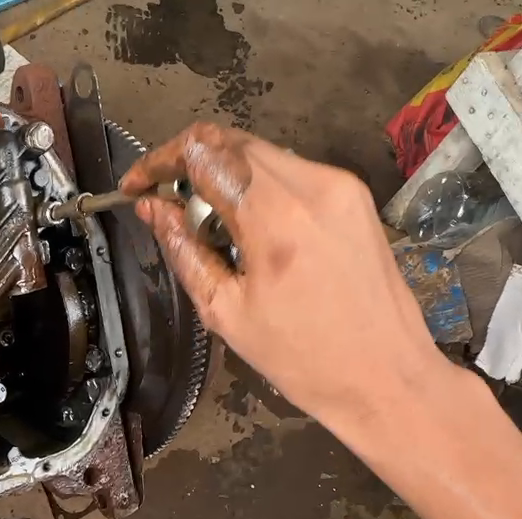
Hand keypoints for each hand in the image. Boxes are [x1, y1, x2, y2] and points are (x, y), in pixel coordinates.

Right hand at [120, 123, 454, 433]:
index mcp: (274, 219)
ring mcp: (339, 185)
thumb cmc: (299, 358)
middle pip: (233, 142)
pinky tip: (246, 229)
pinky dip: (255, 187)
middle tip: (163, 204)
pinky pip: (290, 172)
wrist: (383, 373)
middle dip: (187, 163)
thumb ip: (185, 251)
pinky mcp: (353, 194)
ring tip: (204, 224)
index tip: (137, 185)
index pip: (205, 152)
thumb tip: (152, 209)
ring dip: (221, 175)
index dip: (161, 160)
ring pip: (262, 153)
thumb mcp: (225, 312)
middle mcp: (311, 185)